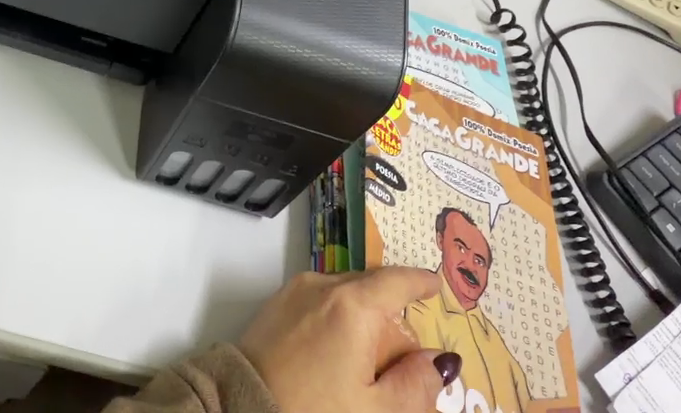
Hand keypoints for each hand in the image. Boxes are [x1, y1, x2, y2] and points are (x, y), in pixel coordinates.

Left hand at [241, 268, 459, 412]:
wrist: (240, 407)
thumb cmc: (314, 411)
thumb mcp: (376, 411)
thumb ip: (415, 385)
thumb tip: (440, 360)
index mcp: (352, 305)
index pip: (395, 281)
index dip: (419, 281)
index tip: (435, 284)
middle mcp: (322, 286)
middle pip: (368, 285)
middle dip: (391, 306)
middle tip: (409, 341)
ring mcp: (294, 292)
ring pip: (341, 291)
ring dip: (362, 311)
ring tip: (374, 351)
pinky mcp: (275, 306)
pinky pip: (318, 299)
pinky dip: (338, 314)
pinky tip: (340, 348)